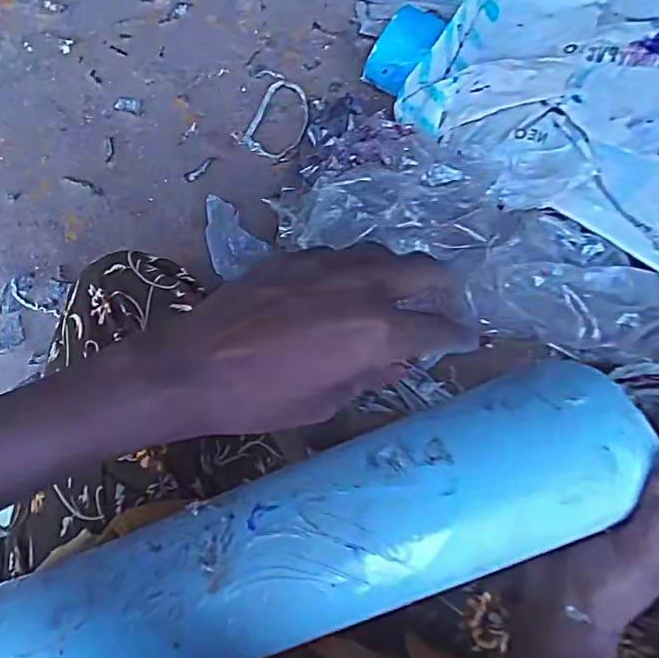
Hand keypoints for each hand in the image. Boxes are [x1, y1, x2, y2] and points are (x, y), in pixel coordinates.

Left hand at [123, 245, 476, 437]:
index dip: (456, 336)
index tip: (465, 340)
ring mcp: (325, 264)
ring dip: (397, 272)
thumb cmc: (260, 399)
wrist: (193, 366)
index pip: (436, 329)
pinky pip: (339, 255)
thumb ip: (367, 377)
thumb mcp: (324, 403)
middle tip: (443, 304)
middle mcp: (361, 288)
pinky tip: (342, 286)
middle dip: (442, 289)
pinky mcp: (293, 256)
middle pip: (423, 272)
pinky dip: (354, 268)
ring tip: (394, 292)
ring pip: (380, 254)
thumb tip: (394, 362)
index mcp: (376, 332)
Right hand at [516, 459, 658, 650]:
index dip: (658, 459)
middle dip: (626, 454)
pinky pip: (593, 478)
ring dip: (600, 459)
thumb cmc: (602, 585)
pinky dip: (582, 469)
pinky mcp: (592, 510)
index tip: (622, 456)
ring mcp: (626, 512)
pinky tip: (563, 460)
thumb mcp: (642, 550)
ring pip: (621, 469)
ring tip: (573, 449)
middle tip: (593, 450)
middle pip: (652, 467)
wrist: (551, 610)